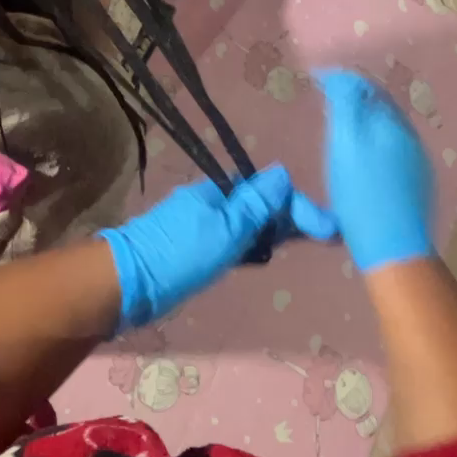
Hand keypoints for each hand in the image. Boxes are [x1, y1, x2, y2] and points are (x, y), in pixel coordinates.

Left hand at [100, 164, 336, 331]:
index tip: (329, 231)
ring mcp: (199, 223)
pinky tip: (259, 256)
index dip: (299, 210)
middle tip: (319, 240)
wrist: (126, 283)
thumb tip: (283, 172)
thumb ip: (255, 207)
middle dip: (289, 219)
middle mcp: (211, 202)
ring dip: (271, 232)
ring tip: (298, 246)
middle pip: (259, 205)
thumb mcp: (224, 232)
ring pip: (246, 222)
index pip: (269, 194)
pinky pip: (232, 238)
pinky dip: (251, 244)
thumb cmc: (179, 256)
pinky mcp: (192, 246)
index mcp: (219, 193)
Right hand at [317, 69, 433, 272]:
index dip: (344, 80)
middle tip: (329, 101)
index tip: (319, 81)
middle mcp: (410, 138)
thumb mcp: (345, 142)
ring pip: (389, 130)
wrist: (393, 246)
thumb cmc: (361, 192)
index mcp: (393, 123)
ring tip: (341, 128)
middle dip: (356, 99)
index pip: (369, 88)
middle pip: (381, 108)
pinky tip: (362, 160)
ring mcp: (418, 163)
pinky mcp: (417, 186)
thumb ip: (345, 103)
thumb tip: (340, 75)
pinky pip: (393, 151)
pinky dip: (374, 144)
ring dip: (366, 122)